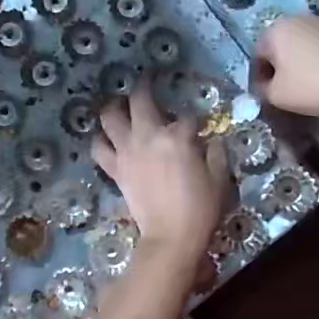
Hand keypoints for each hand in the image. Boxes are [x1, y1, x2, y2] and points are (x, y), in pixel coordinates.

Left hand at [93, 85, 229, 263]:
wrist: (171, 237)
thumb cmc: (200, 209)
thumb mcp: (219, 179)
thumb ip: (215, 154)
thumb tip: (212, 141)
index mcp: (177, 137)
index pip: (187, 117)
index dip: (194, 120)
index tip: (198, 126)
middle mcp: (148, 136)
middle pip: (140, 100)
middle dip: (144, 87)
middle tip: (147, 81)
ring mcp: (127, 151)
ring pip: (110, 116)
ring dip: (114, 107)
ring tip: (120, 106)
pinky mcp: (115, 168)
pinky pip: (99, 148)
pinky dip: (101, 141)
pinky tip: (107, 139)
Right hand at [252, 16, 318, 117]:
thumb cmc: (313, 86)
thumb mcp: (277, 96)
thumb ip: (262, 88)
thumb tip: (265, 84)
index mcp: (274, 30)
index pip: (258, 55)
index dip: (261, 77)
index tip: (269, 93)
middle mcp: (296, 19)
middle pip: (280, 46)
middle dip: (281, 65)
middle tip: (289, 87)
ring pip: (303, 44)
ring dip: (301, 60)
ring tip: (311, 81)